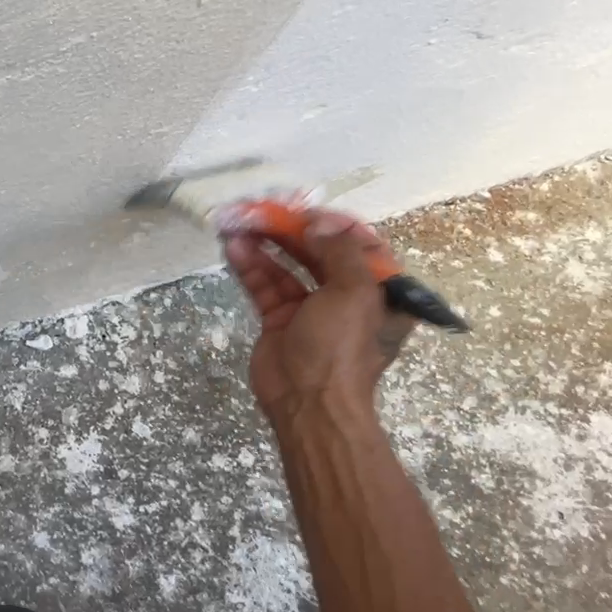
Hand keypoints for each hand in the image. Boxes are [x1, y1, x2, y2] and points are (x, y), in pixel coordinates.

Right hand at [223, 209, 412, 424]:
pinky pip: (265, 285)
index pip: (360, 245)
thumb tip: (319, 222)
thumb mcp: (353, 294)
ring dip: (264, 244)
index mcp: (379, 291)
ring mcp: (310, 308)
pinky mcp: (278, 318)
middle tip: (261, 211)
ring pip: (286, 266)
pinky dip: (249, 266)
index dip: (332, 224)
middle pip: (317, 252)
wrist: (309, 402)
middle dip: (289, 230)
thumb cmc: (340, 347)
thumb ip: (339, 252)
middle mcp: (347, 296)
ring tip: (238, 224)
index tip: (303, 209)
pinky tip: (233, 248)